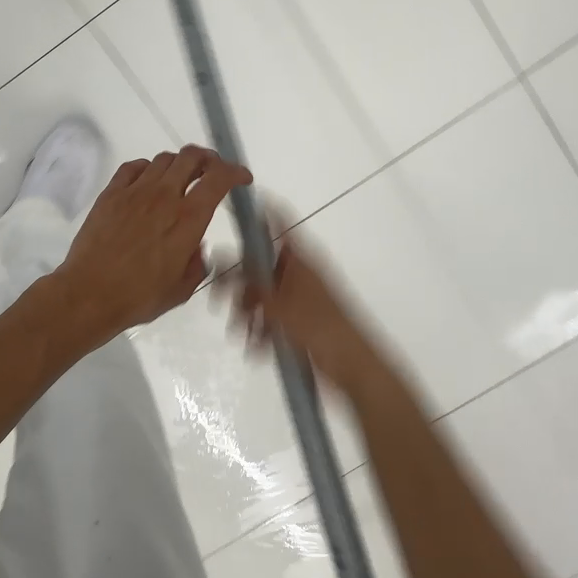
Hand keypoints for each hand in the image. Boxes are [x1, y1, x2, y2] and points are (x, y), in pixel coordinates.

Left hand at [55, 145, 251, 336]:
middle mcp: (163, 197)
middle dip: (208, 159)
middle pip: (190, 157)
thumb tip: (195, 247)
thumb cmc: (140, 296)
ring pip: (162, 159)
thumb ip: (197, 263)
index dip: (235, 172)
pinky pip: (132, 167)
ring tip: (180, 177)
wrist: (90, 293)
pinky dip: (146, 168)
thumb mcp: (182, 288)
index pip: (218, 179)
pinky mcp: (110, 194)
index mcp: (188, 219)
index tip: (241, 177)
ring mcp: (134, 191)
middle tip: (211, 170)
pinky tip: (147, 180)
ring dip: (177, 163)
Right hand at [218, 213, 399, 398]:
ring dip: (246, 312)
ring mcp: (299, 300)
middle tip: (219, 298)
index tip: (229, 206)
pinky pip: (269, 318)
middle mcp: (298, 274)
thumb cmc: (322, 330)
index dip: (255, 210)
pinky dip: (258, 330)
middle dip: (238, 283)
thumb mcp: (279, 305)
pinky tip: (254, 346)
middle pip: (259, 264)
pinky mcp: (299, 324)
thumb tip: (221, 257)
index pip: (277, 222)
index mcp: (301, 260)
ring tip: (241, 331)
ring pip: (261, 294)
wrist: (357, 371)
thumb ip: (250, 283)